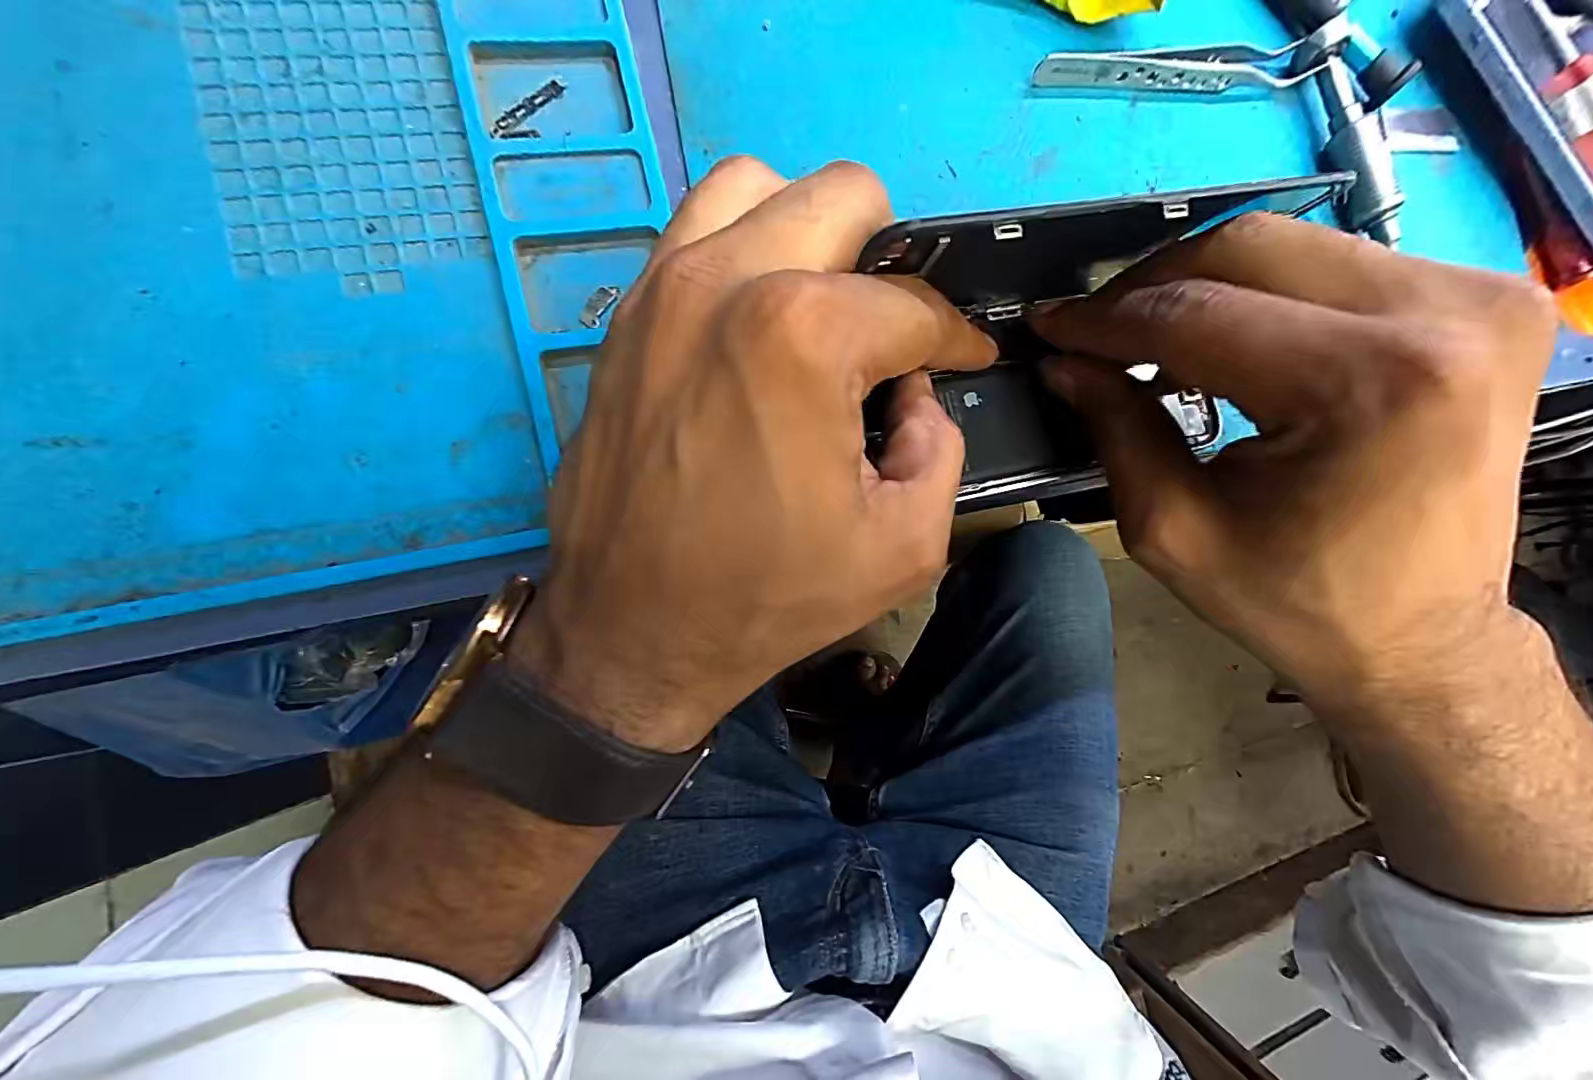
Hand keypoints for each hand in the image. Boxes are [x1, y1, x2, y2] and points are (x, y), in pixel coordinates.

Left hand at [509, 158, 993, 750]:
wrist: (633, 630)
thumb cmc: (770, 595)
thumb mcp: (906, 544)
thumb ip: (943, 447)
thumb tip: (916, 395)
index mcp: (806, 336)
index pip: (913, 305)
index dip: (956, 336)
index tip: (966, 358)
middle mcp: (727, 278)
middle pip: (846, 197)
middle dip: (890, 262)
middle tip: (890, 335)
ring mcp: (662, 284)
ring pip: (759, 186)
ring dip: (811, 235)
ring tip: (824, 311)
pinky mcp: (625, 314)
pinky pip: (696, 232)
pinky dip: (745, 253)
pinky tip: (760, 324)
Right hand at [1033, 213, 1557, 706]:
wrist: (1423, 640)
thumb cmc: (1297, 604)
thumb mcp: (1177, 532)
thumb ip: (1117, 432)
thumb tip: (1065, 362)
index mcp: (1368, 386)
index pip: (1197, 315)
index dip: (1106, 320)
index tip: (1051, 328)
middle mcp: (1442, 315)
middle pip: (1250, 248)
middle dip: (1149, 285)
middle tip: (1095, 329)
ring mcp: (1480, 297)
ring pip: (1292, 245)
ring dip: (1201, 286)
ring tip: (1148, 338)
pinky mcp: (1487, 302)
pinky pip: (1338, 267)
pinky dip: (1261, 296)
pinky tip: (1222, 340)